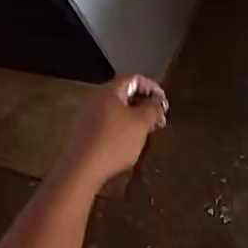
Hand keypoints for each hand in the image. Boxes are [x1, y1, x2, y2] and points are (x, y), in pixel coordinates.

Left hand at [60, 74, 168, 188]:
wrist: (84, 169)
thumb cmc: (115, 142)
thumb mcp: (141, 123)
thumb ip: (152, 108)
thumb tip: (156, 102)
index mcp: (108, 91)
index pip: (134, 78)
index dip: (152, 87)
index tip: (163, 103)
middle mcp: (96, 98)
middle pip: (125, 92)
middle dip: (145, 102)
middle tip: (158, 118)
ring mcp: (89, 114)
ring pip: (117, 107)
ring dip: (135, 115)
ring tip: (148, 129)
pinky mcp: (87, 130)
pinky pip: (109, 120)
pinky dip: (124, 124)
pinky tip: (131, 139)